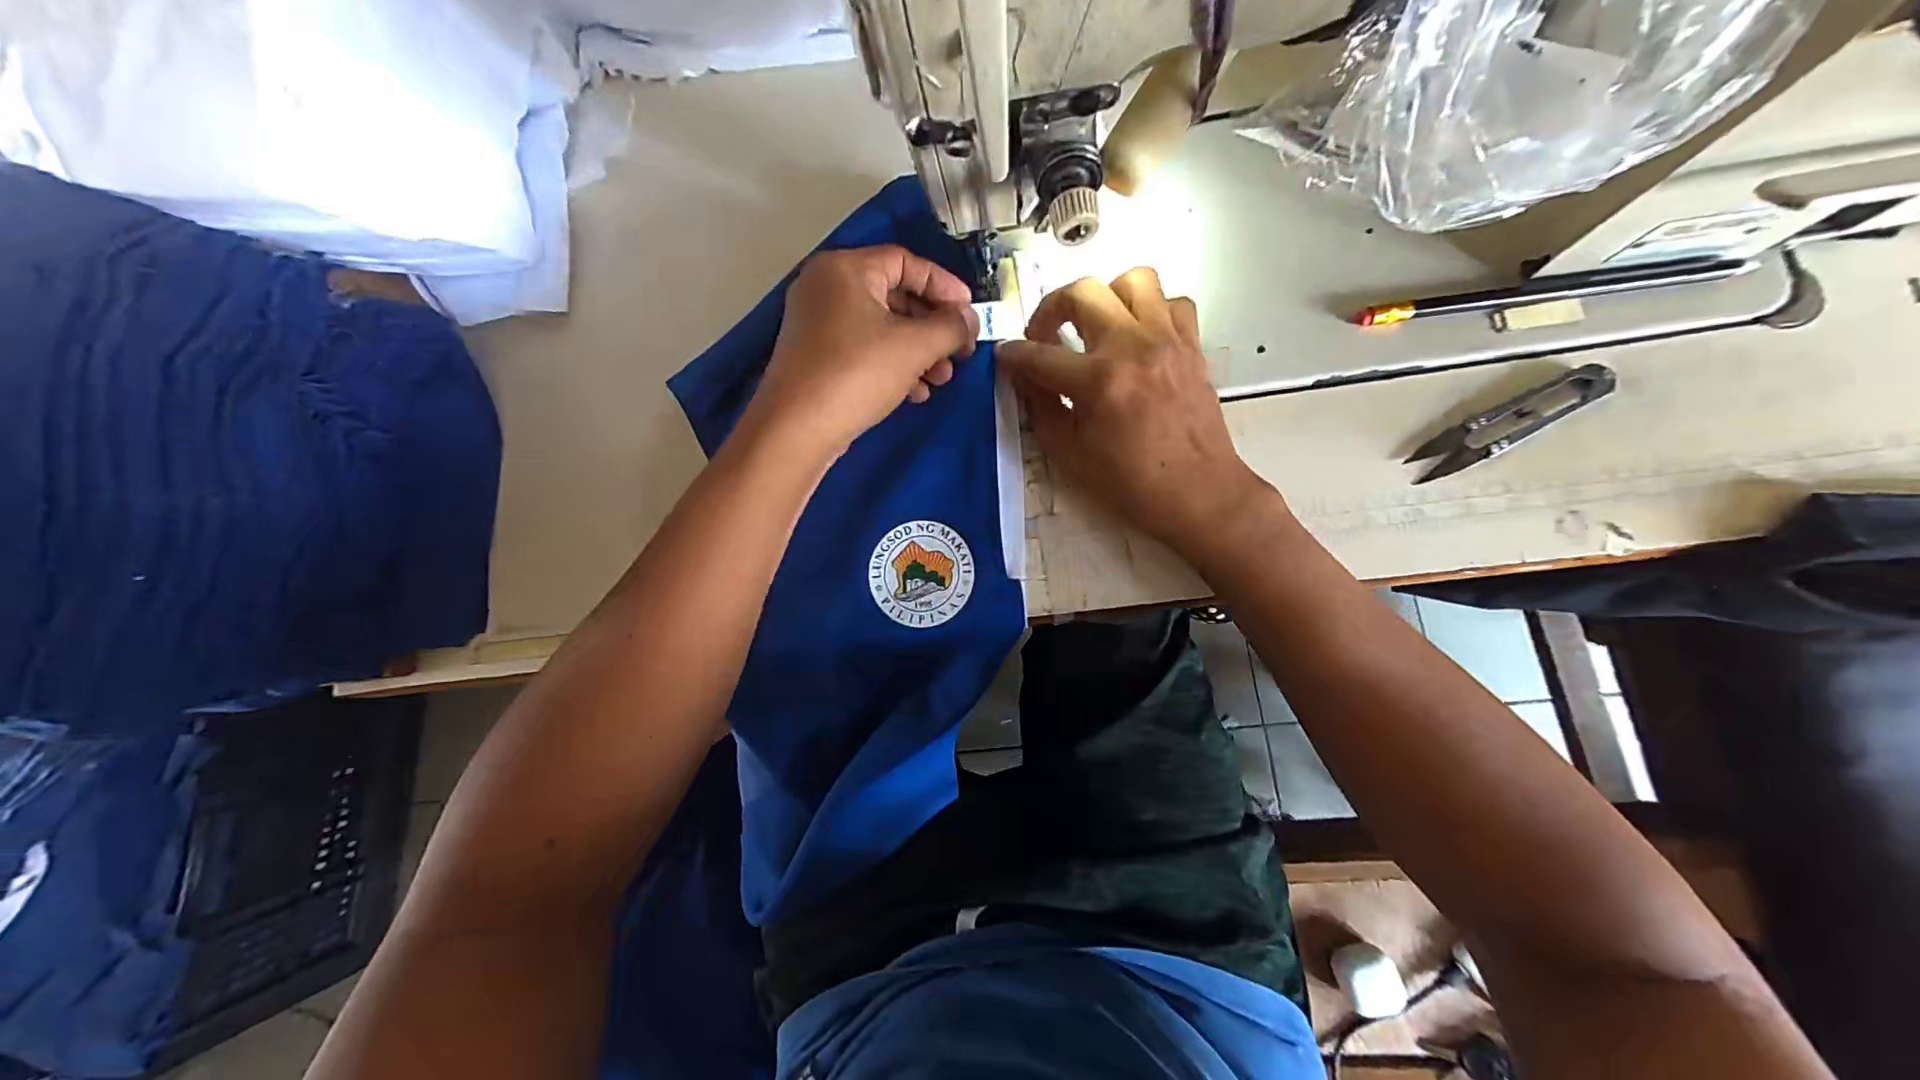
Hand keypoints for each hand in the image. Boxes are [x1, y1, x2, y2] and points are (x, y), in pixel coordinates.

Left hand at [741, 245, 979, 458]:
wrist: (796, 430)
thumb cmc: (856, 374)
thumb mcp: (914, 346)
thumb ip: (950, 327)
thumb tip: (969, 320)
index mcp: (844, 269)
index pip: (906, 262)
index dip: (944, 285)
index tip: (970, 313)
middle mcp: (826, 288)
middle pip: (895, 296)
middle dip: (933, 326)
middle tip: (960, 351)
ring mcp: (817, 324)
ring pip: (882, 328)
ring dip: (918, 351)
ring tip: (942, 378)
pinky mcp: (817, 357)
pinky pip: (864, 350)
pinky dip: (893, 365)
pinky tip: (916, 392)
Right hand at [1000, 268, 1281, 552]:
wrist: (1198, 494)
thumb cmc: (1132, 483)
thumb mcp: (1070, 454)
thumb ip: (1041, 408)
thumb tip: (1026, 378)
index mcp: (1099, 381)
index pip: (1040, 353)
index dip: (1013, 354)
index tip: (1005, 356)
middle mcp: (1133, 347)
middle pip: (1082, 292)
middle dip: (1051, 308)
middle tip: (1045, 335)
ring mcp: (1167, 341)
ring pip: (1133, 280)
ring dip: (1105, 296)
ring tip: (1095, 325)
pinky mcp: (1191, 347)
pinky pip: (1172, 302)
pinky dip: (1150, 309)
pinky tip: (1137, 336)